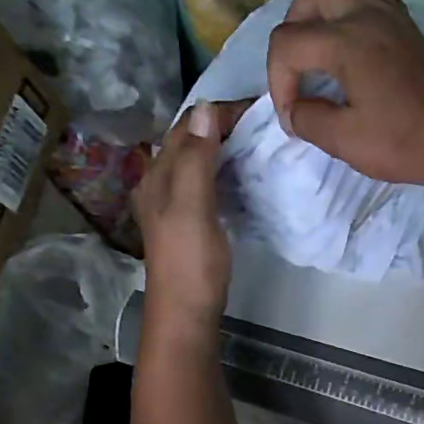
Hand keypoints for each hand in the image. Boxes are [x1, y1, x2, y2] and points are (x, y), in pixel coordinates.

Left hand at [135, 99, 250, 327]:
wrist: (185, 314)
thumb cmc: (190, 262)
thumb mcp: (192, 206)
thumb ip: (197, 158)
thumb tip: (206, 108)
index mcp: (159, 175)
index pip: (187, 126)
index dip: (218, 112)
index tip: (258, 109)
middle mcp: (161, 184)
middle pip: (190, 140)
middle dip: (222, 125)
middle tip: (264, 123)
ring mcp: (173, 205)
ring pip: (197, 161)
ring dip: (223, 147)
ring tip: (258, 144)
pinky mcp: (189, 223)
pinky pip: (205, 183)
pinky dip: (223, 171)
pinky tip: (242, 178)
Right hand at [267, 0, 423, 189]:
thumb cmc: (401, 142)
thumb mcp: (343, 141)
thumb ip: (308, 120)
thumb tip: (295, 111)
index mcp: (347, 41)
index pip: (288, 42)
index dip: (278, 81)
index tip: (292, 115)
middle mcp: (368, 15)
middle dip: (295, 23)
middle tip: (299, 64)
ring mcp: (393, 16)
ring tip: (324, 37)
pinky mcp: (409, 27)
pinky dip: (357, 5)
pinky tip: (354, 43)